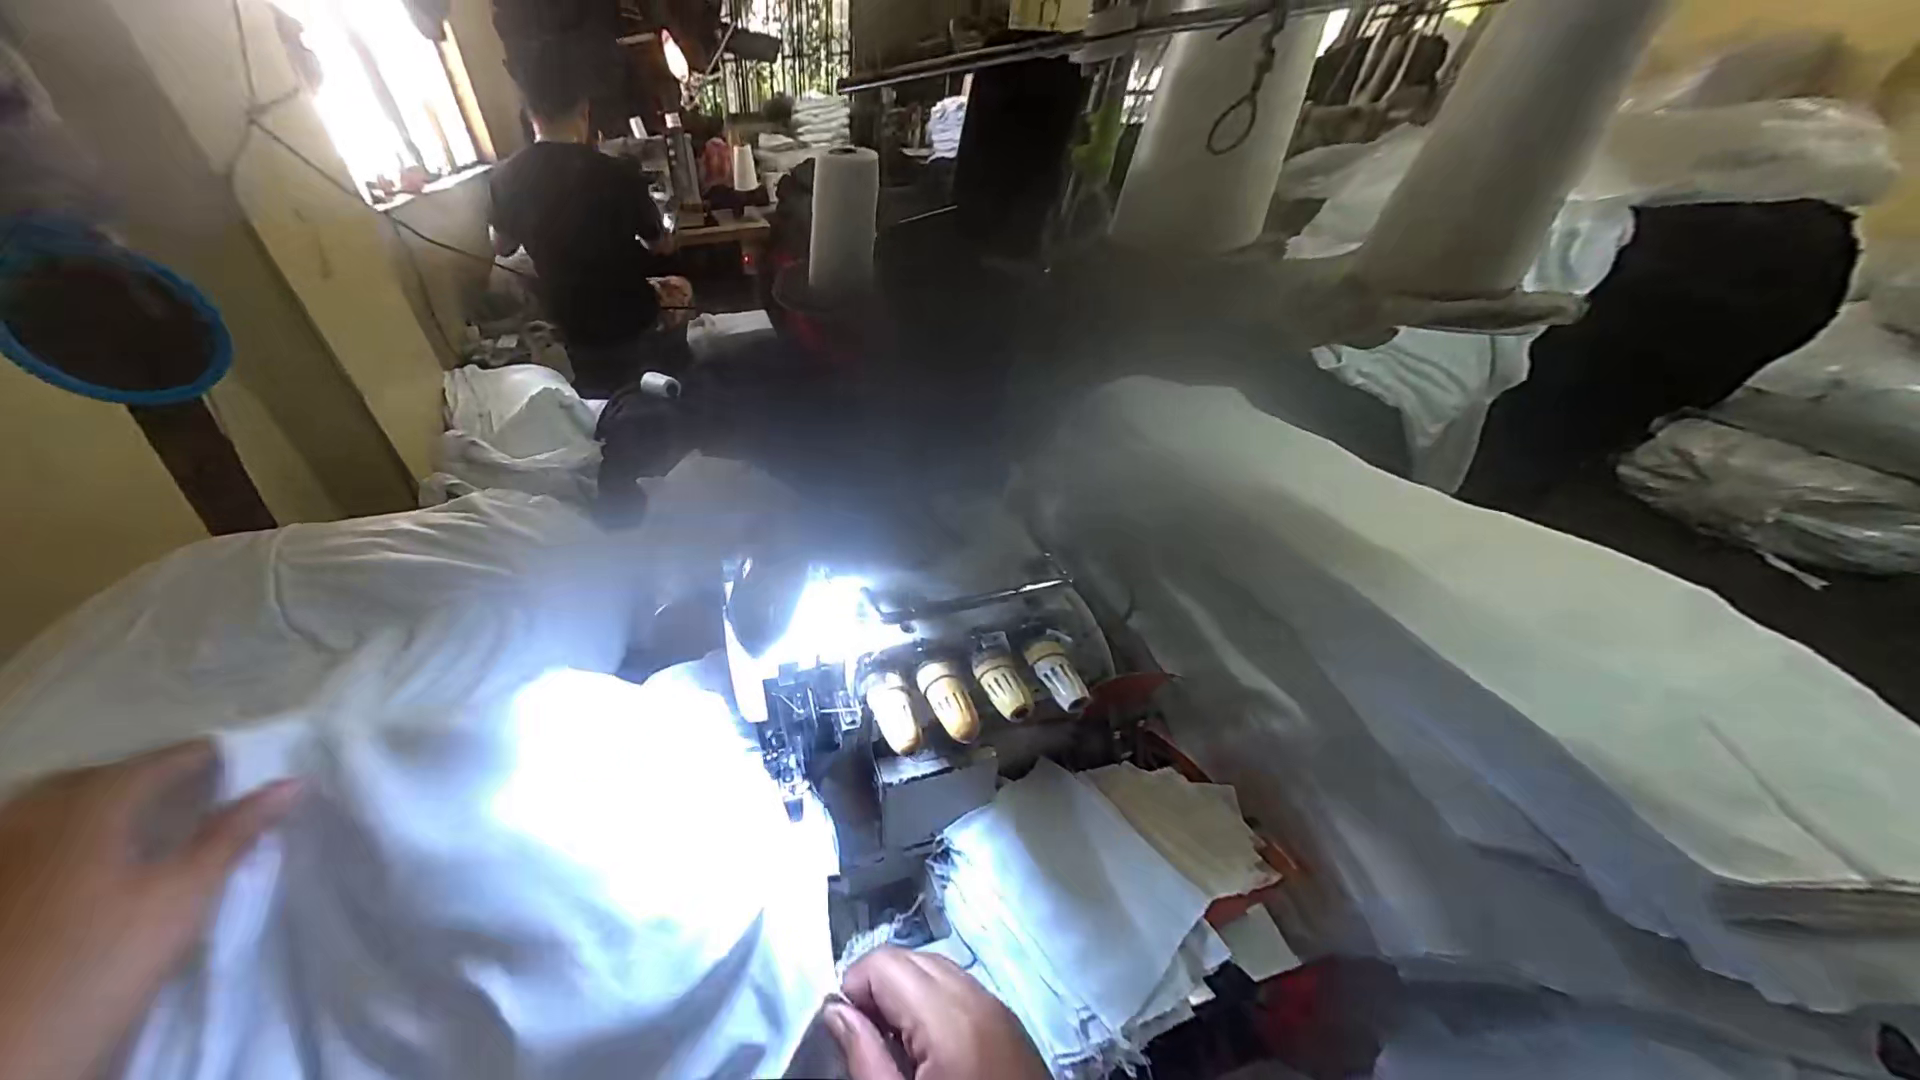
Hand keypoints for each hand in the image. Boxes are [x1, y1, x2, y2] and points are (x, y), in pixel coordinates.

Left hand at [0, 742, 299, 1079]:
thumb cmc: (103, 959)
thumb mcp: (183, 896)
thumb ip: (233, 833)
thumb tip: (291, 783)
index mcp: (86, 813)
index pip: (156, 763)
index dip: (206, 755)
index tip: (252, 755)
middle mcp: (29, 825)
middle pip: (93, 780)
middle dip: (149, 775)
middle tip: (203, 785)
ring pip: (48, 810)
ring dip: (104, 804)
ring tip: (151, 818)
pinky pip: (24, 842)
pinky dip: (66, 835)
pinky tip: (93, 857)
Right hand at [825, 946, 1048, 1079]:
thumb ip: (865, 1056)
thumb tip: (836, 1012)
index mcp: (947, 1015)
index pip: (884, 962)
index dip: (853, 989)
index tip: (844, 1031)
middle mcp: (975, 994)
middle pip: (910, 958)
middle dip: (879, 988)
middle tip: (865, 1041)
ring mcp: (996, 1004)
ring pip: (935, 968)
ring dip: (906, 994)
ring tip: (894, 1048)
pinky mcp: (1008, 1020)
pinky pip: (960, 987)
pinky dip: (935, 1002)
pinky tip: (928, 1047)